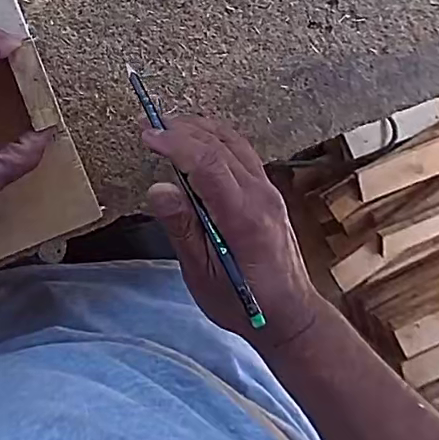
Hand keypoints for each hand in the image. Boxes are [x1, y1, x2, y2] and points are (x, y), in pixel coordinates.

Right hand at [141, 115, 324, 350]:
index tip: (147, 136)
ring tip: (166, 125)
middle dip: (179, 130)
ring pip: (231, 141)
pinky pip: (240, 149)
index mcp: (244, 218)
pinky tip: (196, 136)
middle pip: (218, 145)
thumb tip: (158, 188)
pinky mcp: (267, 189)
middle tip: (147, 125)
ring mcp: (268, 189)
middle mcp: (260, 195)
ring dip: (197, 127)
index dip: (175, 143)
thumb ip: (182, 229)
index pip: (208, 164)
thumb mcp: (203, 276)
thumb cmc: (244, 302)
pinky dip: (214, 135)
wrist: (291, 314)